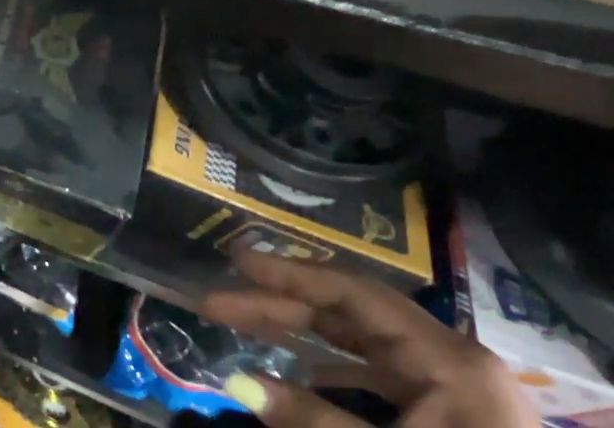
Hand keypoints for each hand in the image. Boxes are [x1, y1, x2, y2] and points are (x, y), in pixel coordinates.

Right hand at [202, 253, 537, 427]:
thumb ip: (311, 418)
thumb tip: (234, 383)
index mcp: (447, 358)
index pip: (352, 292)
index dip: (289, 274)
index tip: (234, 262)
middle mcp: (453, 360)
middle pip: (351, 315)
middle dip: (281, 307)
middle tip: (217, 305)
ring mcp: (458, 389)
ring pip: (364, 344)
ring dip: (302, 335)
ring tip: (246, 333)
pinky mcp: (455, 415)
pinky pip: (382, 375)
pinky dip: (334, 369)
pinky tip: (298, 379)